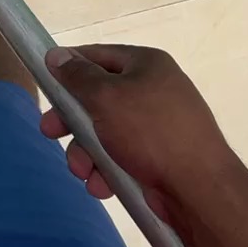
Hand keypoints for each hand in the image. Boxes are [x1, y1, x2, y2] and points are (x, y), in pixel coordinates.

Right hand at [38, 44, 241, 219]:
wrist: (201, 191)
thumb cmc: (150, 132)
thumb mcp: (105, 97)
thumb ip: (76, 76)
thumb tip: (56, 55)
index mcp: (147, 64)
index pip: (97, 55)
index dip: (68, 67)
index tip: (46, 84)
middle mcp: (154, 89)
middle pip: (97, 97)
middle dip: (71, 121)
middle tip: (50, 133)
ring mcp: (158, 124)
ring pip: (105, 129)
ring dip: (85, 151)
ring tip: (82, 171)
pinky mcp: (160, 154)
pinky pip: (122, 153)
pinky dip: (106, 167)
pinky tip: (100, 185)